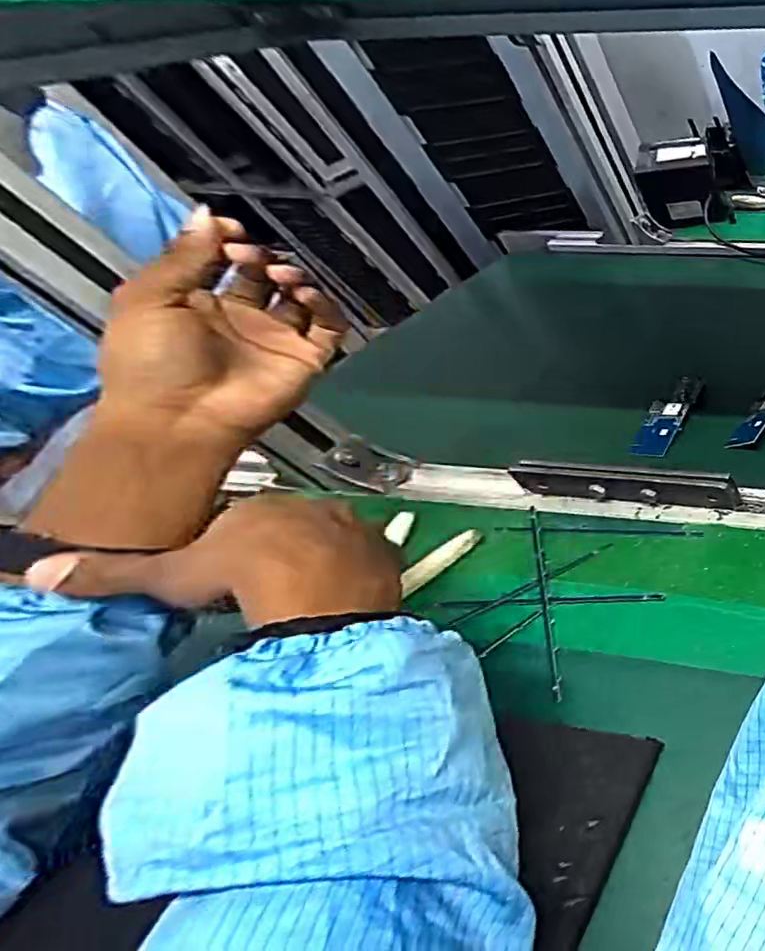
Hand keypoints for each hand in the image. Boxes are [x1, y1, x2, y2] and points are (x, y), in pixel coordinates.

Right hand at [26, 494, 400, 628]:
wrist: (317, 590)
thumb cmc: (241, 575)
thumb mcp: (168, 575)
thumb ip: (115, 572)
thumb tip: (46, 570)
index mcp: (263, 506)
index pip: (243, 518)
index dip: (232, 545)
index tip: (225, 568)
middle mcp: (318, 507)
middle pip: (294, 525)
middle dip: (281, 546)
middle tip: (263, 580)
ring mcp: (358, 526)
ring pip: (335, 537)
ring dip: (323, 555)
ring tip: (303, 587)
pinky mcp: (386, 549)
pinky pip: (371, 555)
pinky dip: (358, 568)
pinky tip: (343, 588)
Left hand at [96, 207, 346, 450]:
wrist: (184, 416)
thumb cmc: (152, 358)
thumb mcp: (149, 298)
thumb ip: (183, 257)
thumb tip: (209, 214)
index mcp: (201, 302)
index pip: (225, 264)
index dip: (231, 243)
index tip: (233, 229)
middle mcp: (244, 317)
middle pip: (266, 277)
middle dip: (263, 258)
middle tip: (252, 255)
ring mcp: (280, 336)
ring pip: (302, 297)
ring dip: (294, 278)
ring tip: (280, 275)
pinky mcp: (310, 355)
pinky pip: (330, 325)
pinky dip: (325, 307)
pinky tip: (305, 296)